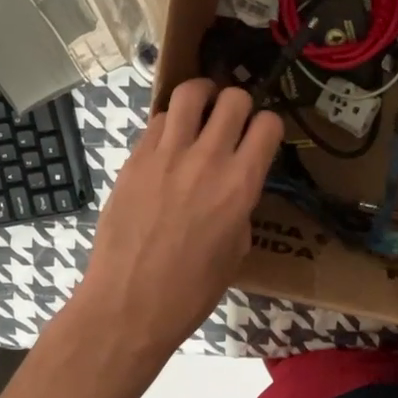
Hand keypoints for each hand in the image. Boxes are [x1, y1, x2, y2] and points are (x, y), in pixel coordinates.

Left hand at [75, 79, 284, 351]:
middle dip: (239, 104)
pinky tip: (168, 143)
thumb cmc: (190, 291)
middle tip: (232, 120)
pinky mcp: (134, 158)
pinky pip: (157, 120)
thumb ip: (240, 207)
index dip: (269, 126)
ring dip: (202, 96)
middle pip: (234, 98)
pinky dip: (169, 123)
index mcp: (240, 184)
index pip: (268, 124)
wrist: (127, 304)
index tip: (262, 137)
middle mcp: (207, 158)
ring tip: (201, 109)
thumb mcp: (235, 250)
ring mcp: (166, 154)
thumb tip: (234, 186)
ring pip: (190, 93)